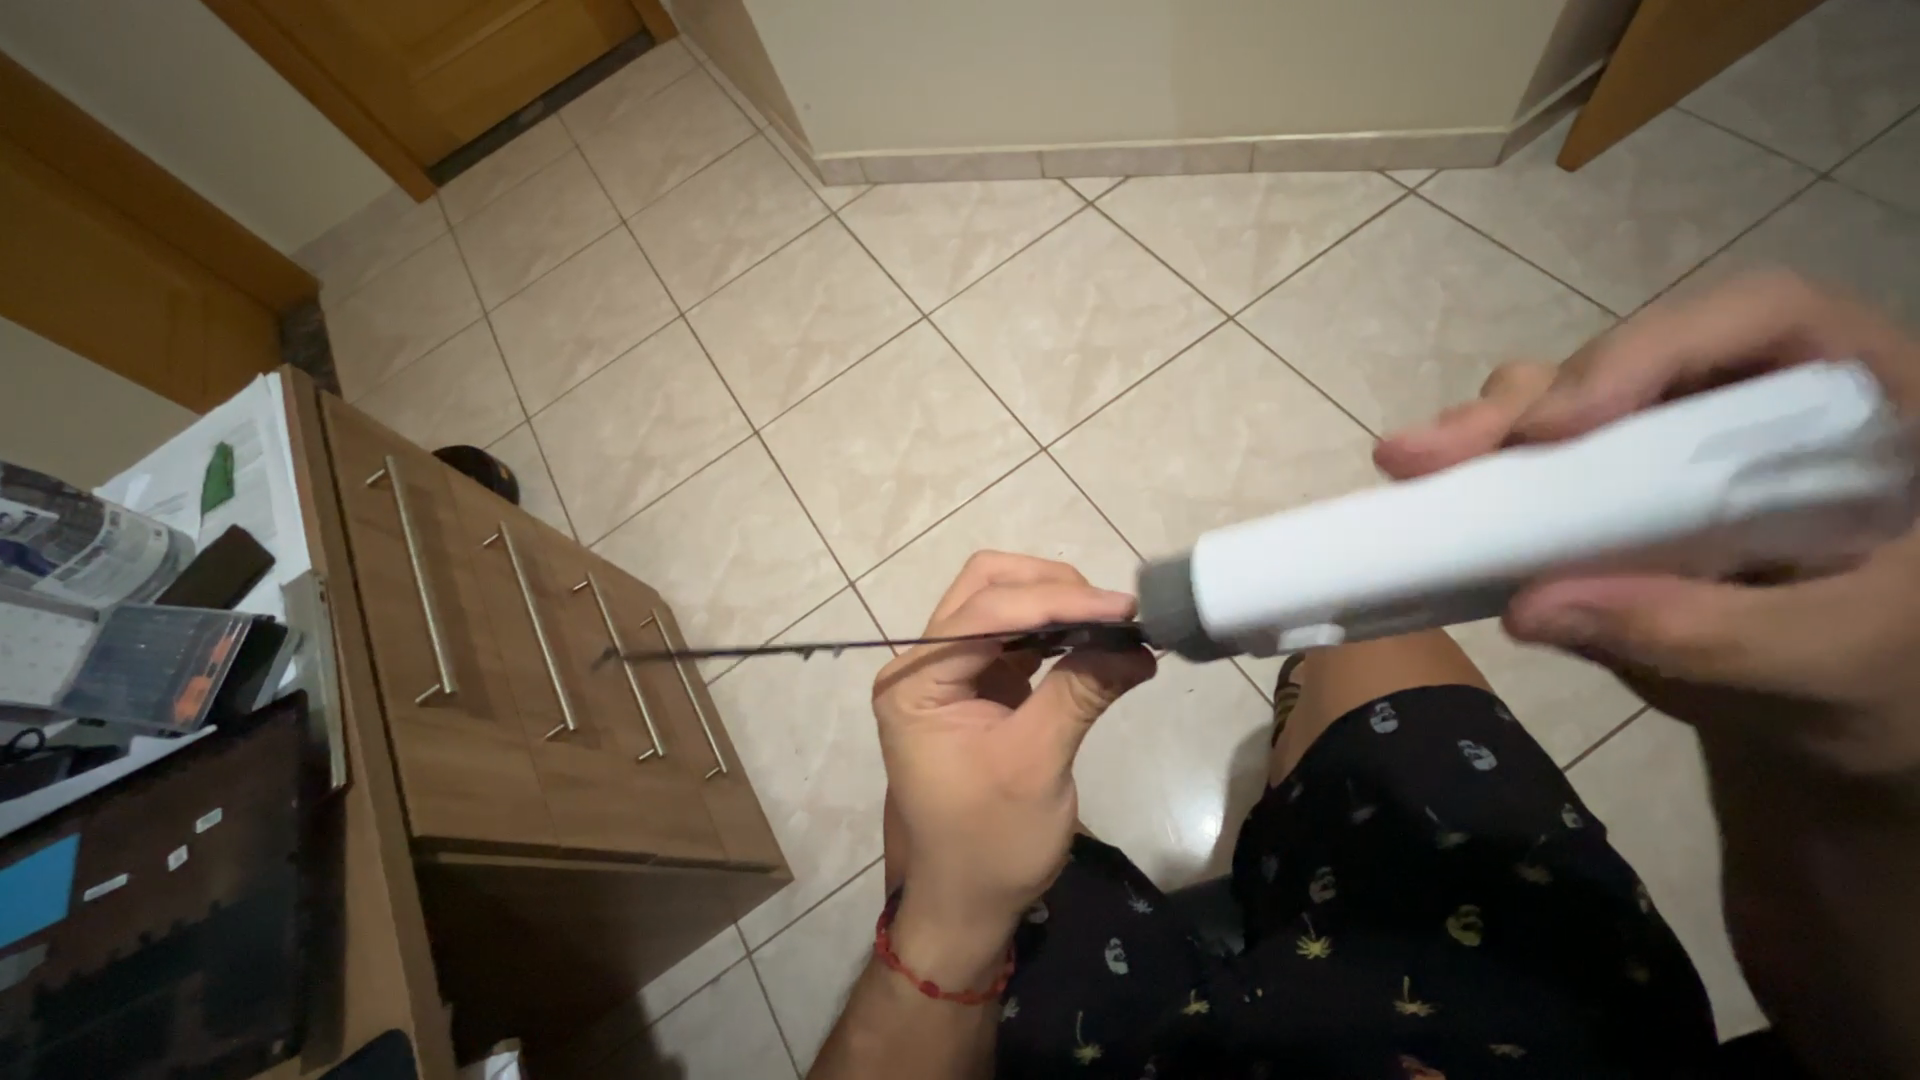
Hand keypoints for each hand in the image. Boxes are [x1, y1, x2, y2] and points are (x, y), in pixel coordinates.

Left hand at [872, 553, 1154, 977]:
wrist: (964, 904)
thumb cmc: (989, 844)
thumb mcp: (1036, 767)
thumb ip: (1080, 692)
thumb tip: (1139, 642)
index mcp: (915, 681)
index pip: (984, 612)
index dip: (1057, 601)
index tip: (1125, 610)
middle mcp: (922, 664)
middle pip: (985, 588)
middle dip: (1050, 589)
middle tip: (1114, 612)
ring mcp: (948, 672)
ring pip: (999, 604)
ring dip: (1055, 604)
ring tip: (1113, 623)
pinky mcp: (976, 687)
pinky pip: (1014, 637)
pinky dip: (1055, 632)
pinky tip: (1094, 642)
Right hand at [1376, 272, 1919, 774]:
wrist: (1840, 714)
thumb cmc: (1878, 681)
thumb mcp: (1823, 660)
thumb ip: (1699, 633)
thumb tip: (1527, 608)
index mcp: (1860, 406)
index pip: (1756, 322)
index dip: (1646, 351)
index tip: (1554, 430)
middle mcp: (1746, 402)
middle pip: (1624, 361)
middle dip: (1520, 405)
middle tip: (1428, 455)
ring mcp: (1664, 444)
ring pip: (1559, 401)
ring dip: (1481, 433)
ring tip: (1411, 468)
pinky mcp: (1602, 487)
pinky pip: (1531, 461)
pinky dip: (1477, 475)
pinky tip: (1432, 495)